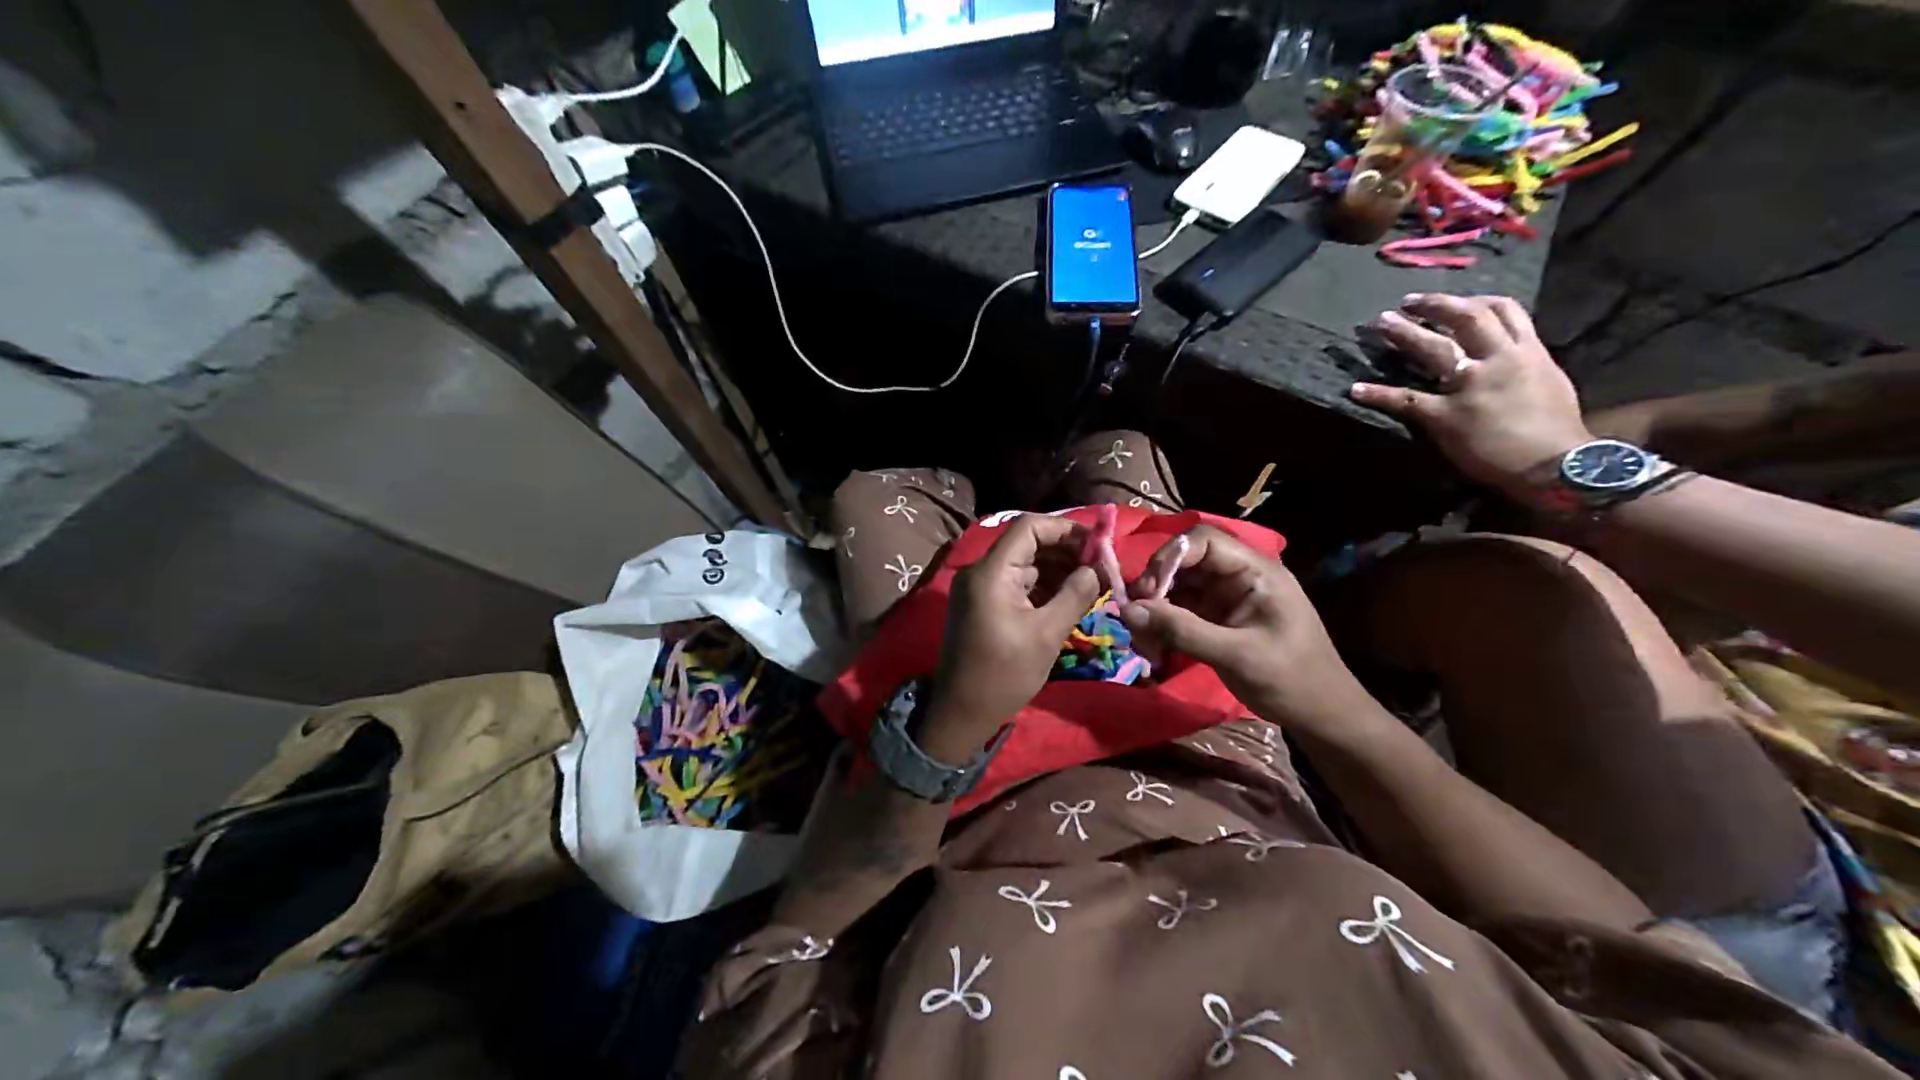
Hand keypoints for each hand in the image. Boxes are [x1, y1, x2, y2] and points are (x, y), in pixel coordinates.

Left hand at [924, 515, 1099, 757]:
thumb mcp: (1047, 634)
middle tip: (1101, 567)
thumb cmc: (1003, 674)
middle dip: (1066, 550)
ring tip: (1091, 582)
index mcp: (991, 572)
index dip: (1066, 529)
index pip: (1029, 527)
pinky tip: (1069, 595)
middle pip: (1027, 543)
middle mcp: (981, 571)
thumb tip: (1097, 568)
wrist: (960, 712)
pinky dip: (1043, 585)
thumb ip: (1074, 595)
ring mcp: (979, 588)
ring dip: (1057, 568)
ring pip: (1024, 563)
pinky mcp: (982, 604)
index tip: (1098, 545)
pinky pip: (1016, 582)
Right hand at [1123, 525, 1371, 731]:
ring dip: (1155, 608)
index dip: (1168, 558)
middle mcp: (1238, 576)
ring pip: (1178, 586)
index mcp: (1255, 571)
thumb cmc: (1290, 680)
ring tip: (1142, 639)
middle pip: (1184, 562)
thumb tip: (1127, 611)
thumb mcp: (1235, 656)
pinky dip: (1163, 624)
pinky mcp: (1218, 618)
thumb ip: (1181, 630)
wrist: (1322, 715)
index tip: (1146, 592)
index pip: (1202, 541)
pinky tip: (1152, 646)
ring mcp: (1227, 597)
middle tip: (1136, 619)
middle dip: (1156, 586)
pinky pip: (1181, 609)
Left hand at [1350, 294, 1592, 502]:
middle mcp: (1498, 360)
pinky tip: (1355, 389)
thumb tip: (1508, 357)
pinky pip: (1406, 400)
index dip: (1475, 300)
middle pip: (1465, 319)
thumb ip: (1525, 365)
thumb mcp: (1549, 382)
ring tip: (1380, 323)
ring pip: (1434, 348)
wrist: (1555, 464)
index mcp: (1527, 352)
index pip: (1505, 311)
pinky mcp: (1446, 415)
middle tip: (1406, 302)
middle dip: (1435, 306)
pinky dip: (1378, 394)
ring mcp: (1470, 386)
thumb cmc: (1555, 429)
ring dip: (1404, 333)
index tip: (1454, 300)